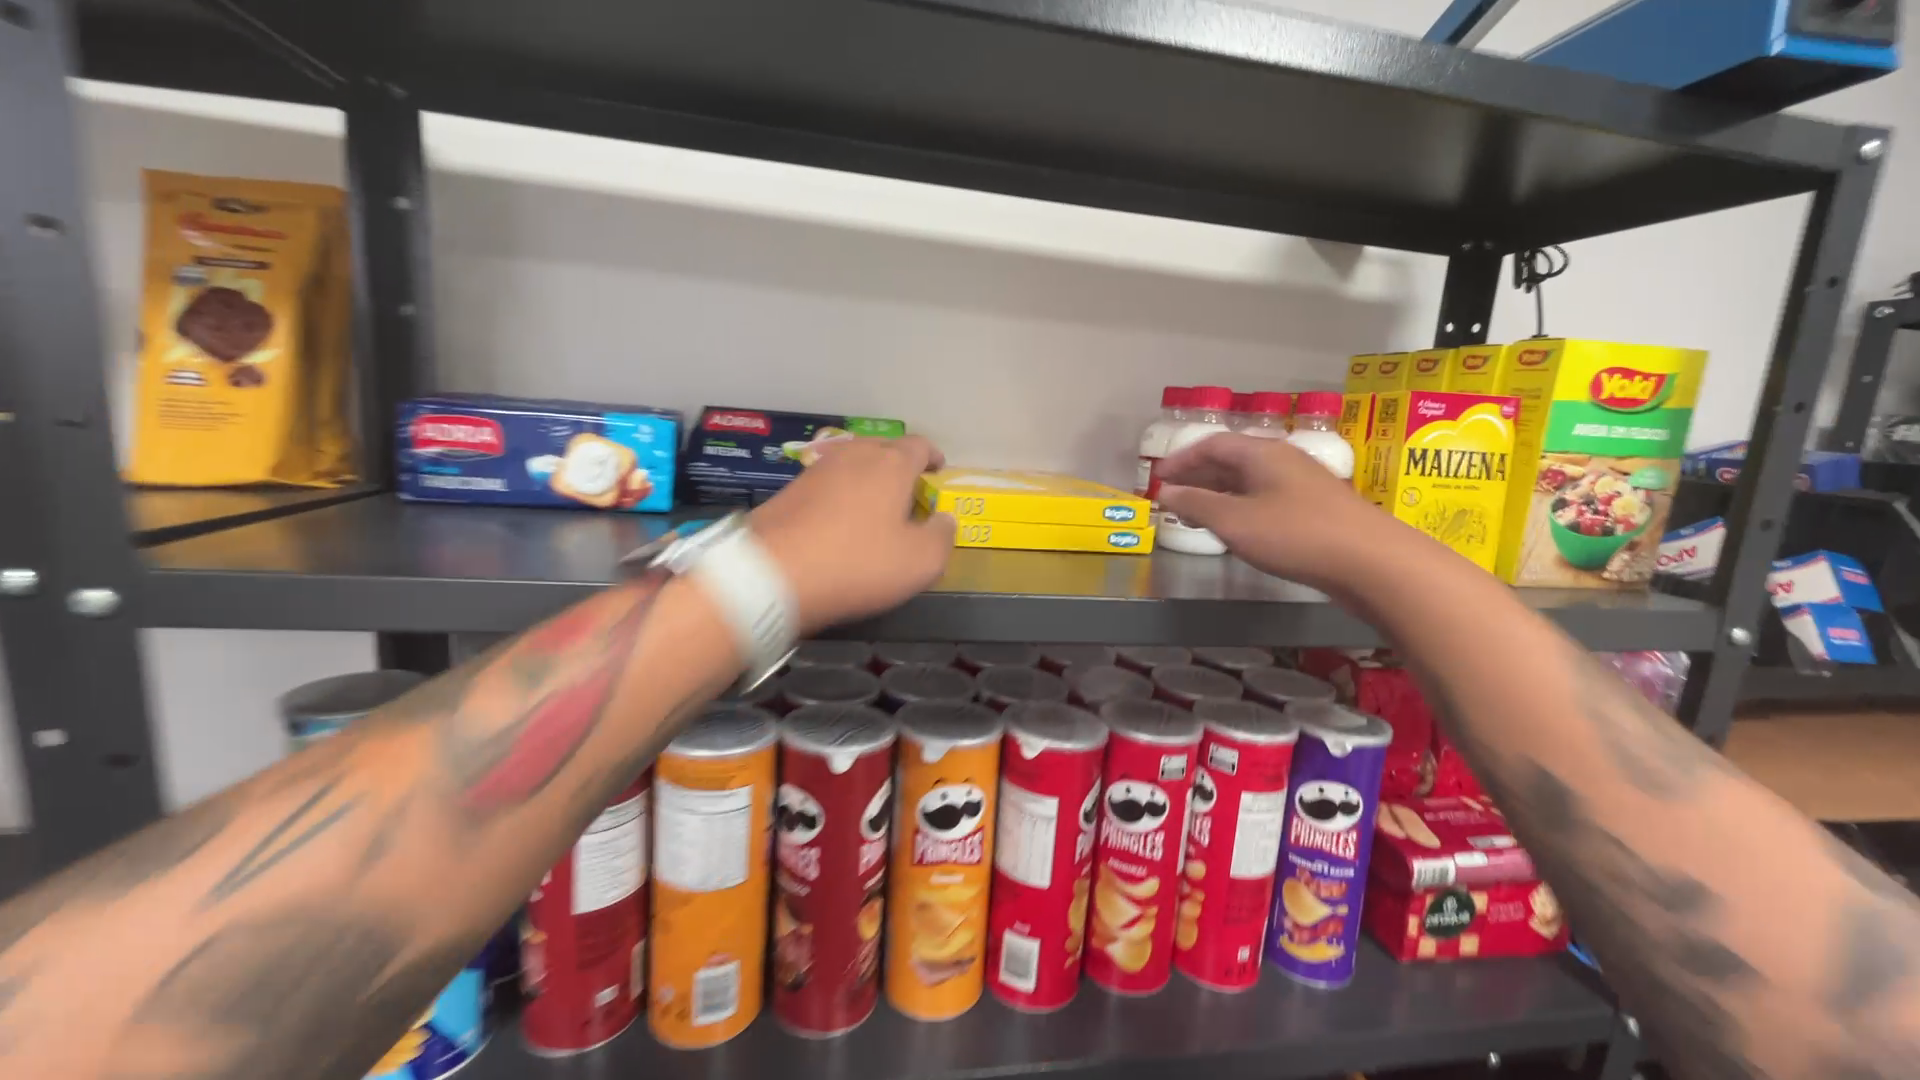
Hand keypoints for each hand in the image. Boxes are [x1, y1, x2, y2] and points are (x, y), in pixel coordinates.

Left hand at [749, 435, 956, 632]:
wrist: (769, 574)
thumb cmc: (856, 564)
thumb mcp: (919, 562)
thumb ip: (942, 536)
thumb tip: (944, 520)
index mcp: (890, 464)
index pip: (919, 445)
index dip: (932, 457)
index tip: (938, 472)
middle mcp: (852, 456)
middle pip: (883, 450)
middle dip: (899, 467)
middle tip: (908, 494)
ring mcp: (815, 471)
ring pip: (851, 466)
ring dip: (867, 481)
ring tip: (874, 509)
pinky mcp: (788, 492)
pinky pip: (826, 487)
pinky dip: (840, 497)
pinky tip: (838, 522)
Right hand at [1157, 433, 1393, 590]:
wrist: (1370, 561)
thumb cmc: (1295, 534)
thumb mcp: (1235, 521)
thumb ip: (1196, 505)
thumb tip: (1166, 492)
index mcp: (1262, 453)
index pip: (1212, 444)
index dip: (1182, 459)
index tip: (1158, 477)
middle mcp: (1283, 459)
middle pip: (1232, 460)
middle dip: (1198, 476)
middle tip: (1172, 495)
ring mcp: (1302, 483)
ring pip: (1250, 481)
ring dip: (1219, 493)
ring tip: (1196, 514)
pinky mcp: (1315, 508)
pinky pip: (1266, 498)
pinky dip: (1241, 507)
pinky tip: (1236, 528)